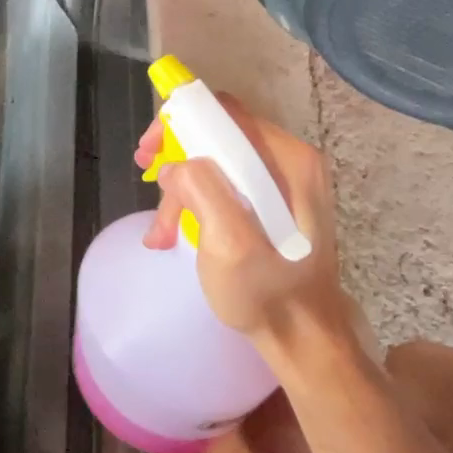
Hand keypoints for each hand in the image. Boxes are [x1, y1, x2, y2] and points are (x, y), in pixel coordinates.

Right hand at [134, 98, 345, 340]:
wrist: (305, 341)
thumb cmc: (267, 294)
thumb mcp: (229, 244)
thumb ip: (203, 190)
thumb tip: (177, 165)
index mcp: (288, 160)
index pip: (223, 112)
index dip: (179, 122)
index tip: (150, 152)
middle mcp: (291, 161)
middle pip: (217, 135)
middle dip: (176, 159)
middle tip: (148, 183)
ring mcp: (285, 183)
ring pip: (216, 162)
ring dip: (182, 190)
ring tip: (163, 231)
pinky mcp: (276, 203)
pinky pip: (226, 183)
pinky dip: (197, 202)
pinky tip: (178, 233)